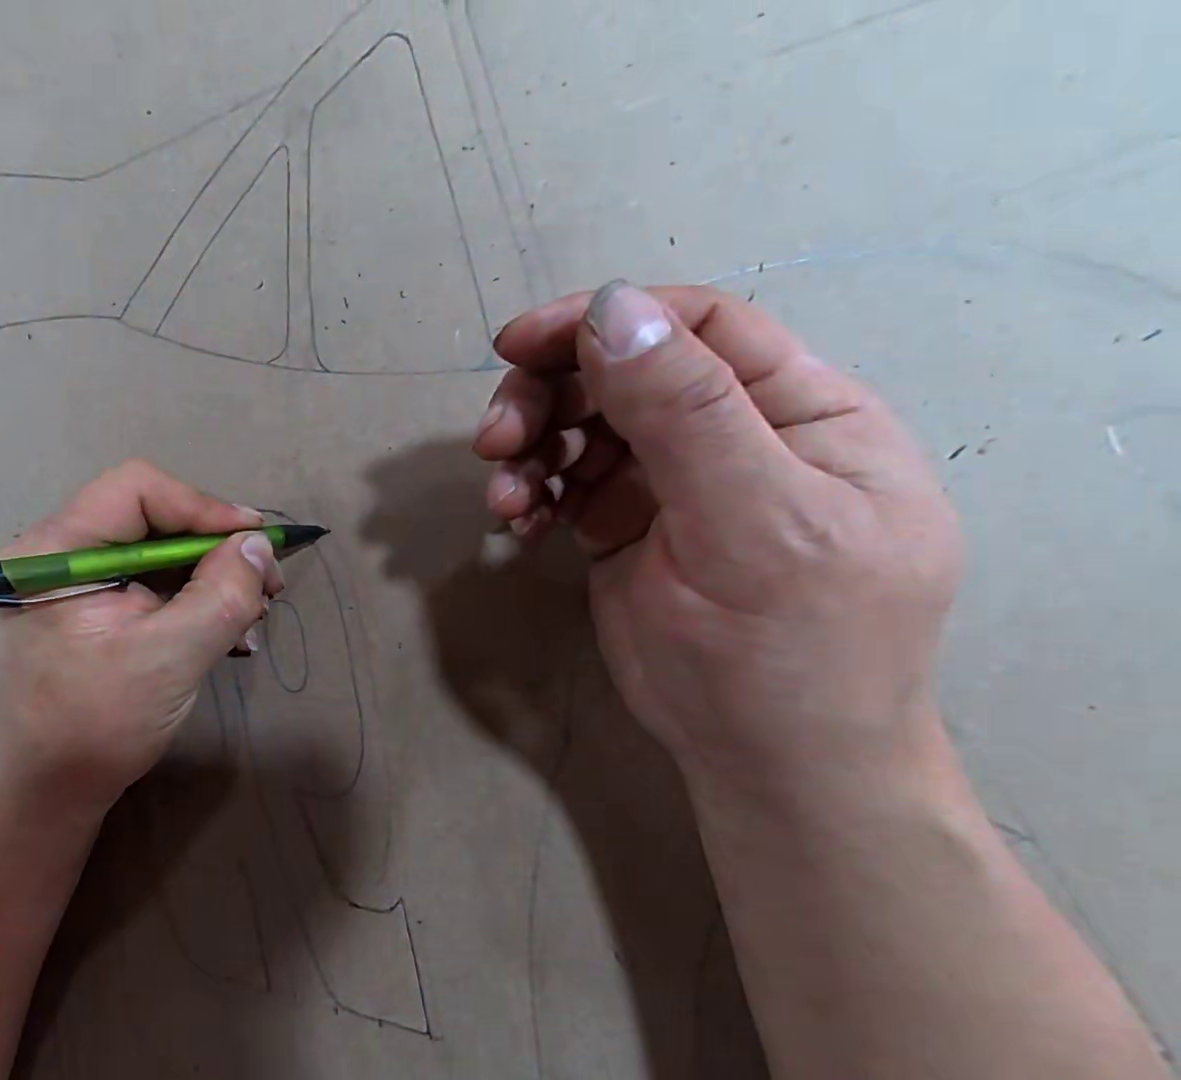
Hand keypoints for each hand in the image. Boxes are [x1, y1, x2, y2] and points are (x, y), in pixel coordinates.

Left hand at [0, 460, 283, 814]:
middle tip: (265, 584)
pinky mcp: (85, 609)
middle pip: (148, 520)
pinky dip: (188, 601)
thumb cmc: (97, 727)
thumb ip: (221, 596)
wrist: (50, 793)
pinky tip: (224, 632)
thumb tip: (257, 546)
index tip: (254, 540)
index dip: (202, 507)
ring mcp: (69, 583)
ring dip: (208, 579)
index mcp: (54, 552)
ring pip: (153, 554)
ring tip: (250, 616)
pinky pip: (145, 585)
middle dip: (213, 549)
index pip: (135, 491)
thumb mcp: (170, 659)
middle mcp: (55, 555)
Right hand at [474, 281, 962, 793]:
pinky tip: (519, 524)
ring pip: (581, 425)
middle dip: (547, 396)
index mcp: (797, 410)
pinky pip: (562, 480)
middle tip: (493, 440)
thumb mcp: (752, 522)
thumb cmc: (787, 647)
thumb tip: (612, 307)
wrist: (765, 760)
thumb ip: (686, 411)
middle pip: (620, 372)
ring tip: (505, 498)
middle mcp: (729, 432)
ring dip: (528, 449)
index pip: (695, 326)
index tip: (514, 345)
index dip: (602, 319)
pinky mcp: (620, 521)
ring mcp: (669, 479)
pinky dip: (530, 491)